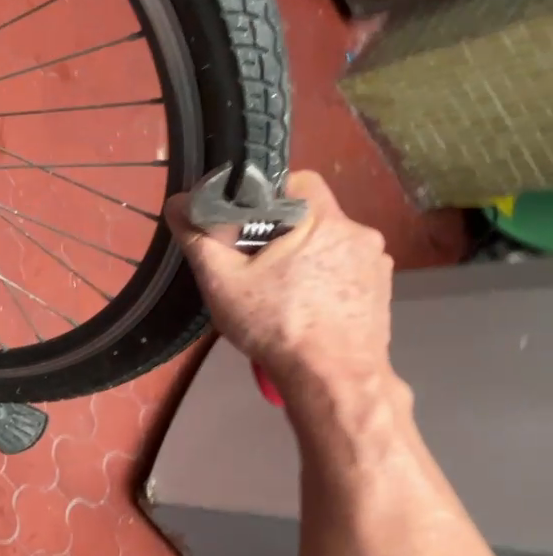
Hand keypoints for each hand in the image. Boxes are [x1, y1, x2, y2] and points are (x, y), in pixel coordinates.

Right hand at [164, 170, 395, 396]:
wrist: (332, 374)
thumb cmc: (274, 322)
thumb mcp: (220, 280)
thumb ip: (198, 238)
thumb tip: (175, 203)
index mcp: (323, 221)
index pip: (298, 180)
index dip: (264, 194)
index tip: (240, 222)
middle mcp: (359, 232)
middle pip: (308, 215)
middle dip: (276, 232)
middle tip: (247, 264)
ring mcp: (375, 261)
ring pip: (325, 242)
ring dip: (298, 256)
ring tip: (271, 291)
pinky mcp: (380, 286)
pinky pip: (341, 266)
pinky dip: (318, 276)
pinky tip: (299, 306)